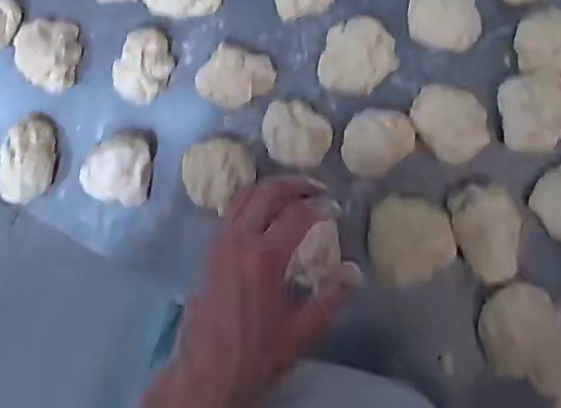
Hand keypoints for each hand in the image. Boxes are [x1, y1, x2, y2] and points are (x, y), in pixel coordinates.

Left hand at [141, 178, 360, 407]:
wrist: (205, 375)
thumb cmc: (255, 355)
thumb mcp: (301, 333)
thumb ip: (331, 299)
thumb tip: (355, 273)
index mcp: (265, 256)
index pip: (298, 213)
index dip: (320, 206)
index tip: (335, 209)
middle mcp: (241, 238)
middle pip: (270, 191)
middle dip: (297, 185)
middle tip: (317, 190)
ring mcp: (221, 240)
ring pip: (247, 193)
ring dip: (272, 188)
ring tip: (292, 194)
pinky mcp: (210, 248)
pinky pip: (232, 209)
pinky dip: (253, 200)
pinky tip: (265, 214)